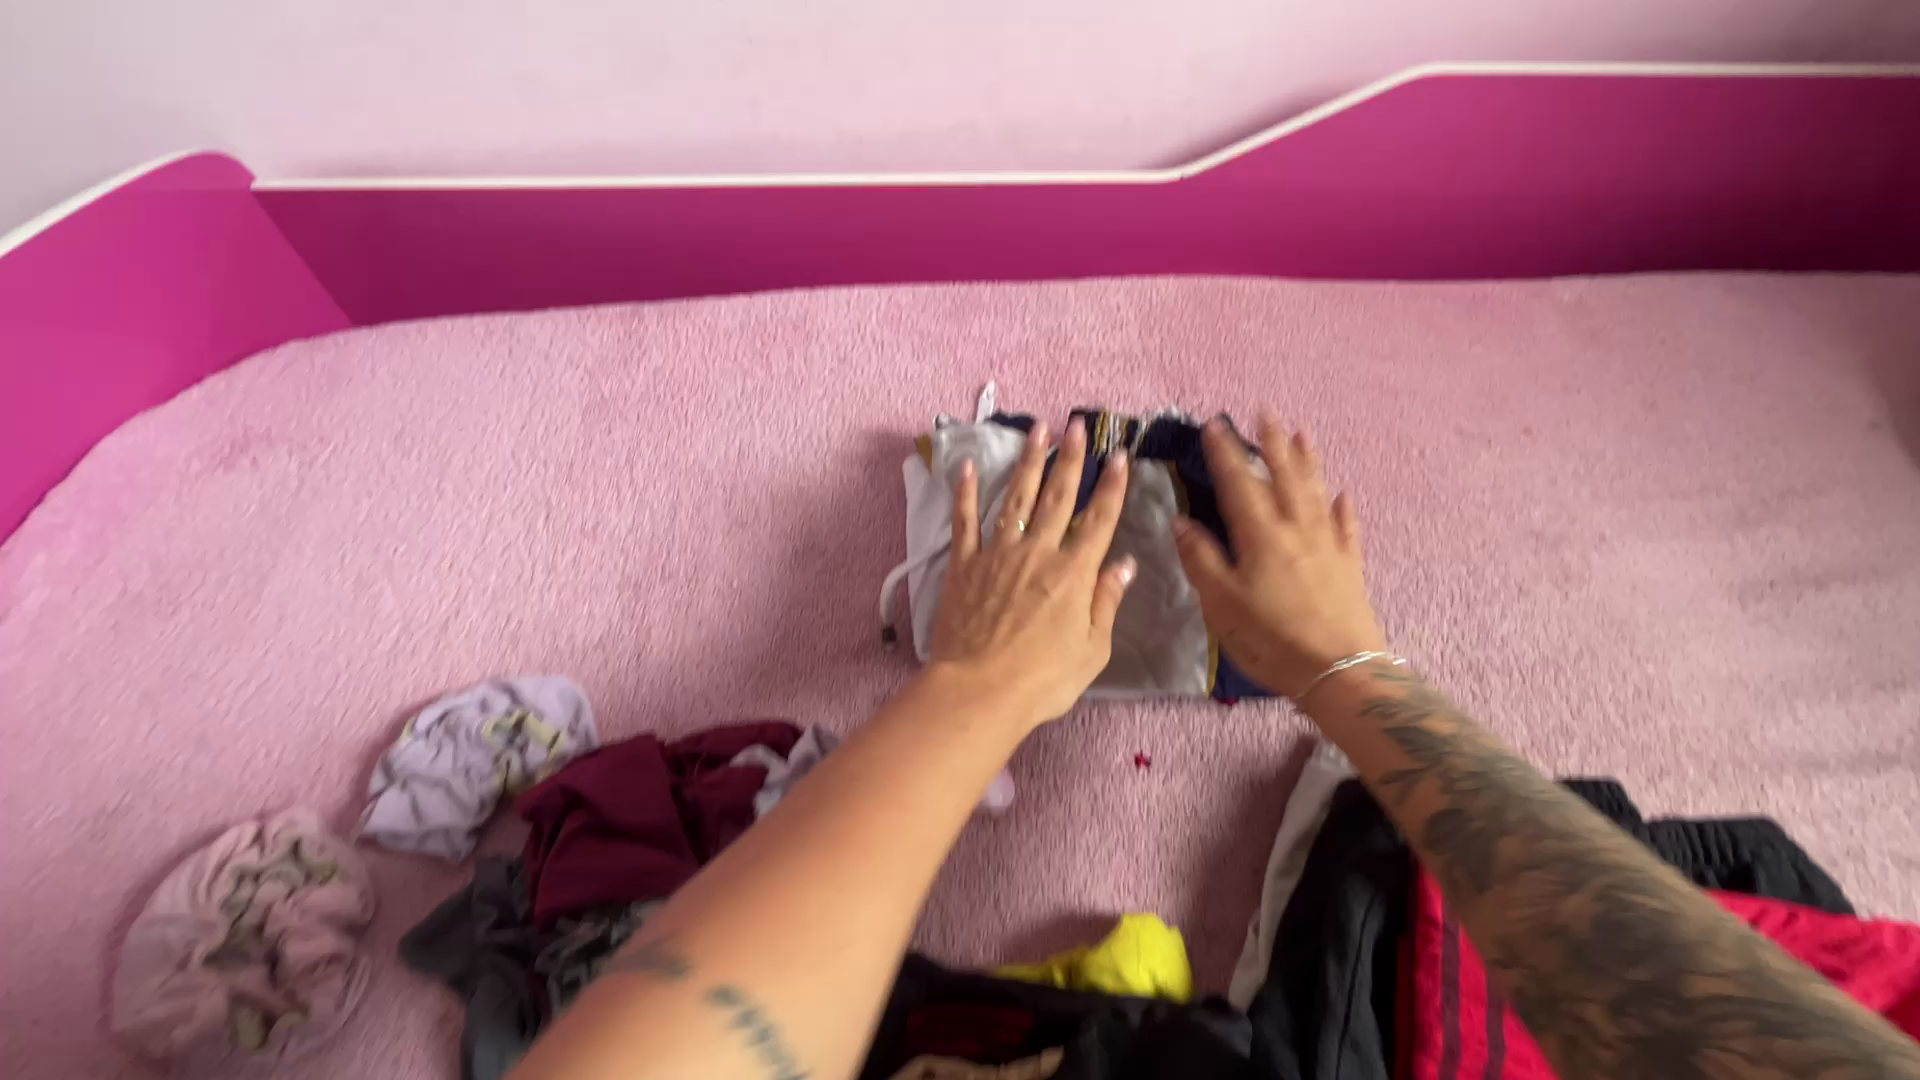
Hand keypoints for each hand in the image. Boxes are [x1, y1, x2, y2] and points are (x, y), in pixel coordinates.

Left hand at [925, 416, 1137, 728]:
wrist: (979, 689)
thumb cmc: (1042, 679)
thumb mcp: (1092, 649)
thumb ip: (1106, 602)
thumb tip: (1124, 563)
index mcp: (1073, 574)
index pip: (1099, 520)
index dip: (1111, 486)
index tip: (1119, 455)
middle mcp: (1038, 553)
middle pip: (1058, 497)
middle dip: (1070, 457)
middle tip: (1076, 424)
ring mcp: (998, 554)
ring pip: (1017, 498)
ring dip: (1029, 461)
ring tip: (1037, 428)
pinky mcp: (964, 564)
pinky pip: (965, 520)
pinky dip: (967, 492)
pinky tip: (970, 466)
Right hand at [1172, 414, 1385, 700]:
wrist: (1339, 670)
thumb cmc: (1270, 638)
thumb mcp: (1221, 602)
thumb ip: (1200, 558)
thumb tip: (1180, 521)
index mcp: (1260, 536)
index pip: (1238, 484)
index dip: (1226, 453)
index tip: (1215, 424)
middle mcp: (1296, 530)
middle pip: (1283, 476)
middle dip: (1271, 443)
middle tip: (1264, 412)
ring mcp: (1327, 546)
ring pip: (1315, 492)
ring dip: (1307, 461)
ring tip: (1301, 433)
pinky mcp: (1348, 566)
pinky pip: (1346, 528)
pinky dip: (1343, 508)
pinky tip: (1343, 494)